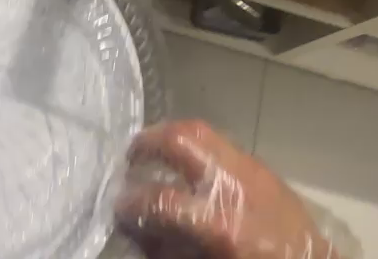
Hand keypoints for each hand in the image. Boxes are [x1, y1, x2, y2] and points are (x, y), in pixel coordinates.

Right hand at [116, 121, 334, 258]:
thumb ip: (171, 247)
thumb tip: (138, 228)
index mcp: (219, 222)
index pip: (162, 200)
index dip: (132, 202)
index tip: (117, 204)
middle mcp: (233, 184)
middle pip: (183, 141)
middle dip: (149, 143)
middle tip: (129, 157)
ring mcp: (249, 168)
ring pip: (201, 130)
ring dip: (170, 135)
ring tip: (149, 148)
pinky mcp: (260, 164)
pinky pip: (219, 140)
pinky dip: (193, 143)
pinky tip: (182, 158)